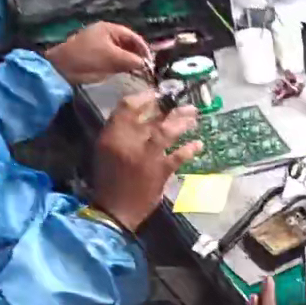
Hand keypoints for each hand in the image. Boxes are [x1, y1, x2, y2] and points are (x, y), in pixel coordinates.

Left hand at [45, 22, 151, 83]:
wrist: (62, 69)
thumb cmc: (88, 59)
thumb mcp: (113, 58)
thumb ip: (132, 60)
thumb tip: (146, 65)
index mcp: (109, 29)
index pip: (133, 37)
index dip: (144, 49)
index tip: (151, 63)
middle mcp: (106, 34)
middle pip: (128, 44)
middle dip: (138, 56)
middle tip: (147, 70)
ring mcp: (100, 46)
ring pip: (122, 53)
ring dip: (131, 62)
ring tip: (139, 74)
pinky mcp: (96, 57)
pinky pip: (114, 60)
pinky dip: (122, 66)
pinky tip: (126, 74)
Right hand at [91, 94, 200, 230]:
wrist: (116, 209)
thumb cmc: (109, 180)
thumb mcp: (106, 150)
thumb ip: (120, 132)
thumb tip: (142, 116)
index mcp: (112, 135)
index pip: (128, 106)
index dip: (145, 97)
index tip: (158, 95)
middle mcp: (129, 141)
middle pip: (152, 116)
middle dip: (171, 107)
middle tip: (186, 105)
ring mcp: (147, 156)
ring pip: (167, 132)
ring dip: (183, 123)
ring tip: (194, 118)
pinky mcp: (161, 172)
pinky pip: (178, 156)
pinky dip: (190, 149)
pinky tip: (199, 144)